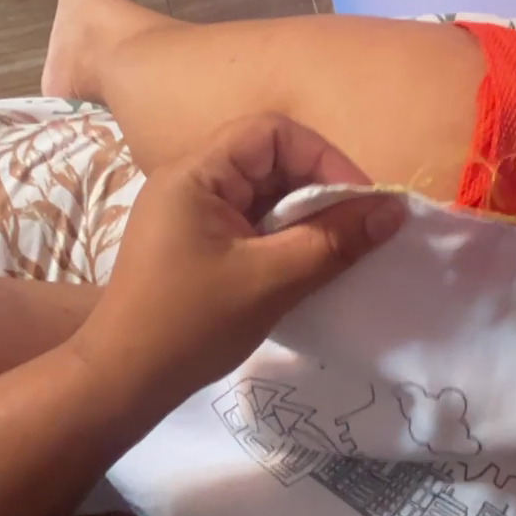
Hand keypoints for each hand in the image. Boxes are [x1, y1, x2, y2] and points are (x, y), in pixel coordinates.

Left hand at [72, 114, 405, 408]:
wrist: (122, 381)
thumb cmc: (191, 326)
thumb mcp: (271, 281)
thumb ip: (334, 241)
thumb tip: (393, 210)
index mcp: (196, 173)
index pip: (273, 133)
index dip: (324, 158)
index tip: (360, 202)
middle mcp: (191, 181)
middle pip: (269, 160)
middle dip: (318, 189)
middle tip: (356, 229)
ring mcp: (191, 213)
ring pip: (263, 194)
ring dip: (304, 216)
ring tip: (337, 249)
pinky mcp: (195, 242)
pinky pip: (250, 222)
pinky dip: (283, 237)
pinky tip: (306, 264)